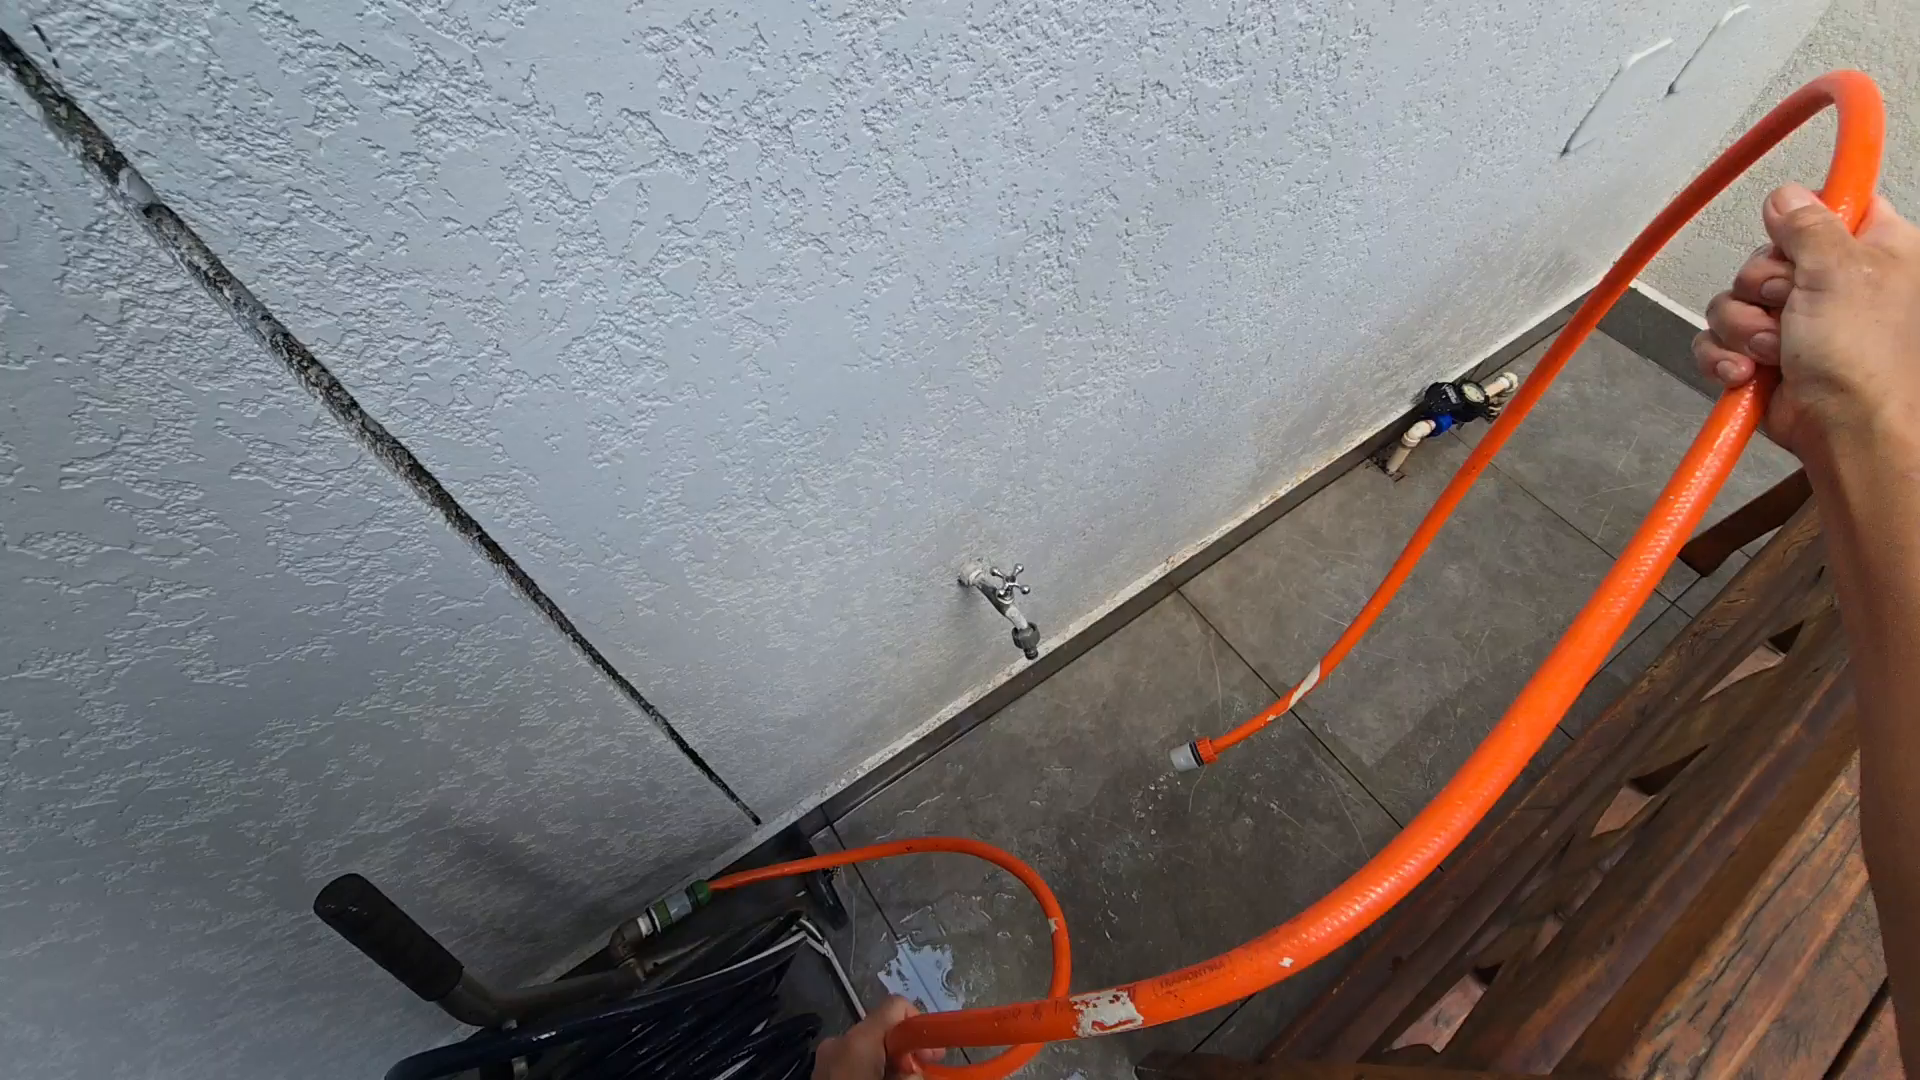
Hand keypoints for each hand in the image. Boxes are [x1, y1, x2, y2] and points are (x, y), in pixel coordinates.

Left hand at [813, 996, 943, 1079]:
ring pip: (868, 1052)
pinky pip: (852, 1067)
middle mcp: (837, 1043)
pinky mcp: (820, 1079)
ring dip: (889, 1068)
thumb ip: (913, 1074)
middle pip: (883, 1032)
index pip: (896, 1007)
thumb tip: (916, 1072)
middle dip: (906, 1053)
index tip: (934, 1056)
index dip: (920, 1026)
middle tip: (922, 1076)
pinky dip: (871, 1075)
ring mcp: (825, 1063)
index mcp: (856, 1041)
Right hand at [1693, 184, 1919, 457]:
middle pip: (1760, 264)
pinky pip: (1713, 343)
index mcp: (1868, 252)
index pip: (1826, 215)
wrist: (1840, 421)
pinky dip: (1721, 358)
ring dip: (1739, 330)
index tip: (1790, 244)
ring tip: (1770, 351)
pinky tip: (1744, 372)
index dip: (1798, 227)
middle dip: (1756, 292)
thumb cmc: (1862, 351)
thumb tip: (1786, 194)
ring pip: (1729, 305)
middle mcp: (1827, 284)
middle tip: (1785, 308)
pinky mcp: (1755, 354)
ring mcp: (1789, 322)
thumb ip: (1809, 229)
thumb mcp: (1841, 272)